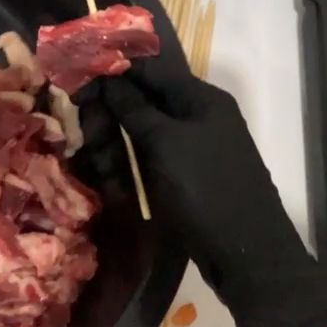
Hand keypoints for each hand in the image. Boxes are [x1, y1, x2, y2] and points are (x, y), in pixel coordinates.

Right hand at [82, 53, 326, 326]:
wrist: (248, 258)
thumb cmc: (206, 189)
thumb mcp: (164, 142)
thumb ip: (133, 106)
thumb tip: (107, 76)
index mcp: (201, 98)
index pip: (149, 69)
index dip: (113, 69)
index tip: (78, 74)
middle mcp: (200, 116)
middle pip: (145, 100)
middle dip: (112, 110)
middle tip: (82, 121)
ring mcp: (195, 147)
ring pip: (145, 131)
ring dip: (117, 140)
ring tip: (95, 155)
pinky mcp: (189, 174)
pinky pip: (152, 156)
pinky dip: (131, 162)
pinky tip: (112, 177)